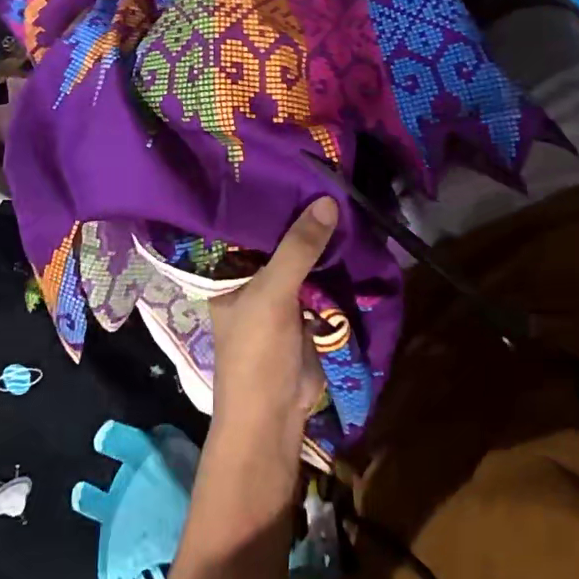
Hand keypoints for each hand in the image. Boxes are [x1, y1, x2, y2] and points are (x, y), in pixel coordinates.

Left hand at [162, 199, 337, 578]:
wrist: (275, 416)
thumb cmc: (255, 353)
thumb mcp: (272, 295)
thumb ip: (298, 249)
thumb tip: (328, 200)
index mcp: (226, 271)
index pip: (242, 222)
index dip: (263, 195)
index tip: (288, 162)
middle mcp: (249, 275)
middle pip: (276, 235)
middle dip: (299, 212)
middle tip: (326, 170)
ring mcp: (278, 290)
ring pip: (301, 253)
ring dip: (320, 233)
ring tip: (344, 188)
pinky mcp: (304, 305)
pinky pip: (319, 274)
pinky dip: (334, 258)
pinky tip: (352, 230)